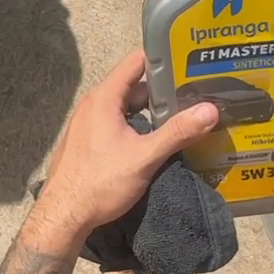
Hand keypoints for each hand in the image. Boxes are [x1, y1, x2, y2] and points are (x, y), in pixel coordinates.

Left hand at [23, 49, 218, 253]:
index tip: (189, 63)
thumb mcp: (145, 157)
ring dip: (150, 110)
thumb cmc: (101, 182)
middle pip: (134, 85)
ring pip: (126, 106)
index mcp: (104, 97)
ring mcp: (89, 122)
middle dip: (163, 89)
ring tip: (182, 115)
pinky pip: (117, 121)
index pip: (136, 62)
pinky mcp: (88, 139)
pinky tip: (156, 138)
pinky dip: (137, 123)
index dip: (163, 58)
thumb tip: (210, 110)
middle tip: (194, 93)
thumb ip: (177, 132)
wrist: (64, 216)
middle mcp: (94, 103)